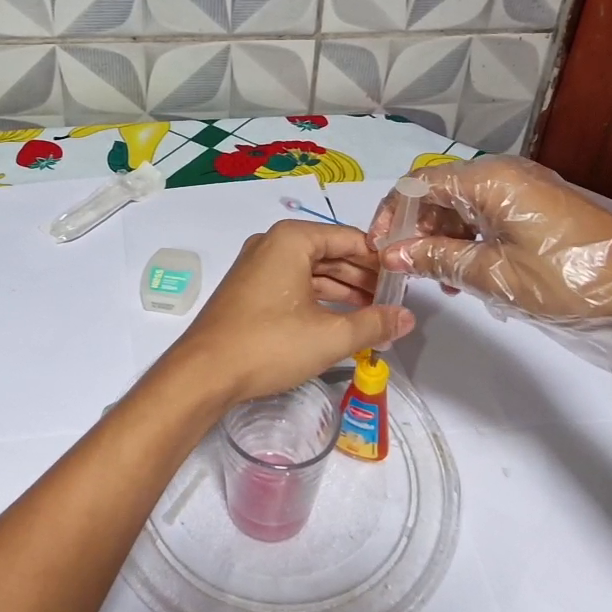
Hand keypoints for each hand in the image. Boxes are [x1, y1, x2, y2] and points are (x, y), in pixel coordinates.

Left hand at [164, 220, 414, 404]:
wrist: (204, 373)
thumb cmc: (269, 344)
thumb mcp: (330, 336)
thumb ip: (373, 324)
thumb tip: (407, 318)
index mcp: (292, 240)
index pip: (350, 238)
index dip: (380, 260)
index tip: (406, 280)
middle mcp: (272, 244)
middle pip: (331, 253)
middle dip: (363, 277)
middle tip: (395, 301)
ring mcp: (258, 267)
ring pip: (312, 272)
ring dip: (344, 291)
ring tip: (376, 315)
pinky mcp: (250, 291)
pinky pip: (295, 285)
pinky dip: (320, 300)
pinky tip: (343, 322)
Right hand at [368, 155, 611, 334]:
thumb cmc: (569, 280)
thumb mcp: (496, 276)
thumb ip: (438, 260)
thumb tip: (390, 254)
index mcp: (489, 180)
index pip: (418, 184)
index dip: (391, 215)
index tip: (379, 252)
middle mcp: (503, 174)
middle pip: (438, 192)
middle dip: (415, 229)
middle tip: (407, 271)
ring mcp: (523, 189)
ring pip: (462, 206)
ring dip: (441, 238)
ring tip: (439, 280)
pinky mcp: (538, 207)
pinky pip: (487, 215)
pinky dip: (469, 240)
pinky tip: (468, 273)